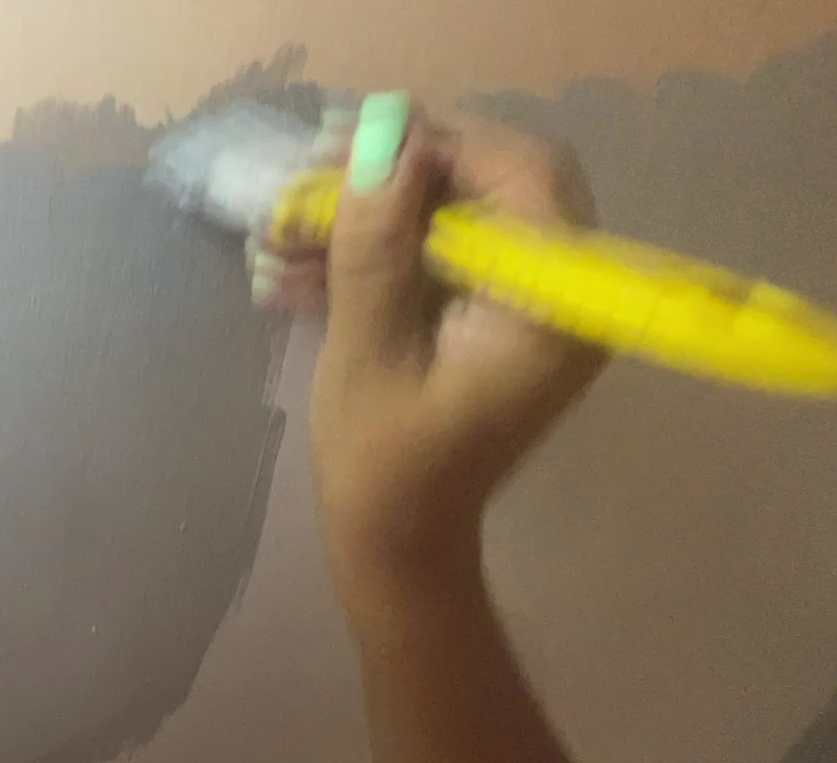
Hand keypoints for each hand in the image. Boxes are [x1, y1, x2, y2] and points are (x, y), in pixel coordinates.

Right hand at [254, 98, 605, 576]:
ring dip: (364, 225)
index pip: (522, 175)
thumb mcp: (365, 356)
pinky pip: (433, 266)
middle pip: (486, 191)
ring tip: (277, 241)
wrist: (395, 541)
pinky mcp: (486, 323)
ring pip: (449, 226)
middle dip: (389, 184)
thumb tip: (378, 147)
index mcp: (552, 306)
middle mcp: (559, 294)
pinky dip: (370, 263)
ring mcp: (522, 308)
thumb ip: (376, 251)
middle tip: (304, 190)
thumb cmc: (380, 469)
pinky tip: (294, 275)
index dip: (436, 147)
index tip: (345, 154)